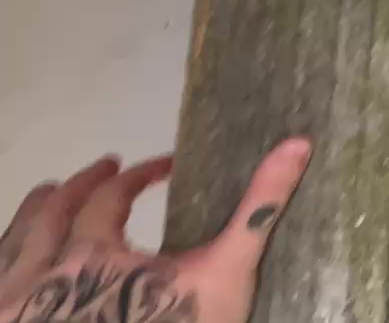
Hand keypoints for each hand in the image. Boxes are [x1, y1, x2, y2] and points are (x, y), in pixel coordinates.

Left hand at [0, 139, 310, 322]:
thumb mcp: (228, 270)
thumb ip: (259, 207)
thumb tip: (297, 144)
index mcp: (90, 256)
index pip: (108, 199)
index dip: (139, 175)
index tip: (168, 165)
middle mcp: (37, 280)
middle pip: (43, 220)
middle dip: (75, 188)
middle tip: (102, 166)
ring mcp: (11, 311)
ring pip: (8, 252)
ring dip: (28, 220)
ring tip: (44, 201)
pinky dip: (8, 260)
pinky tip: (22, 263)